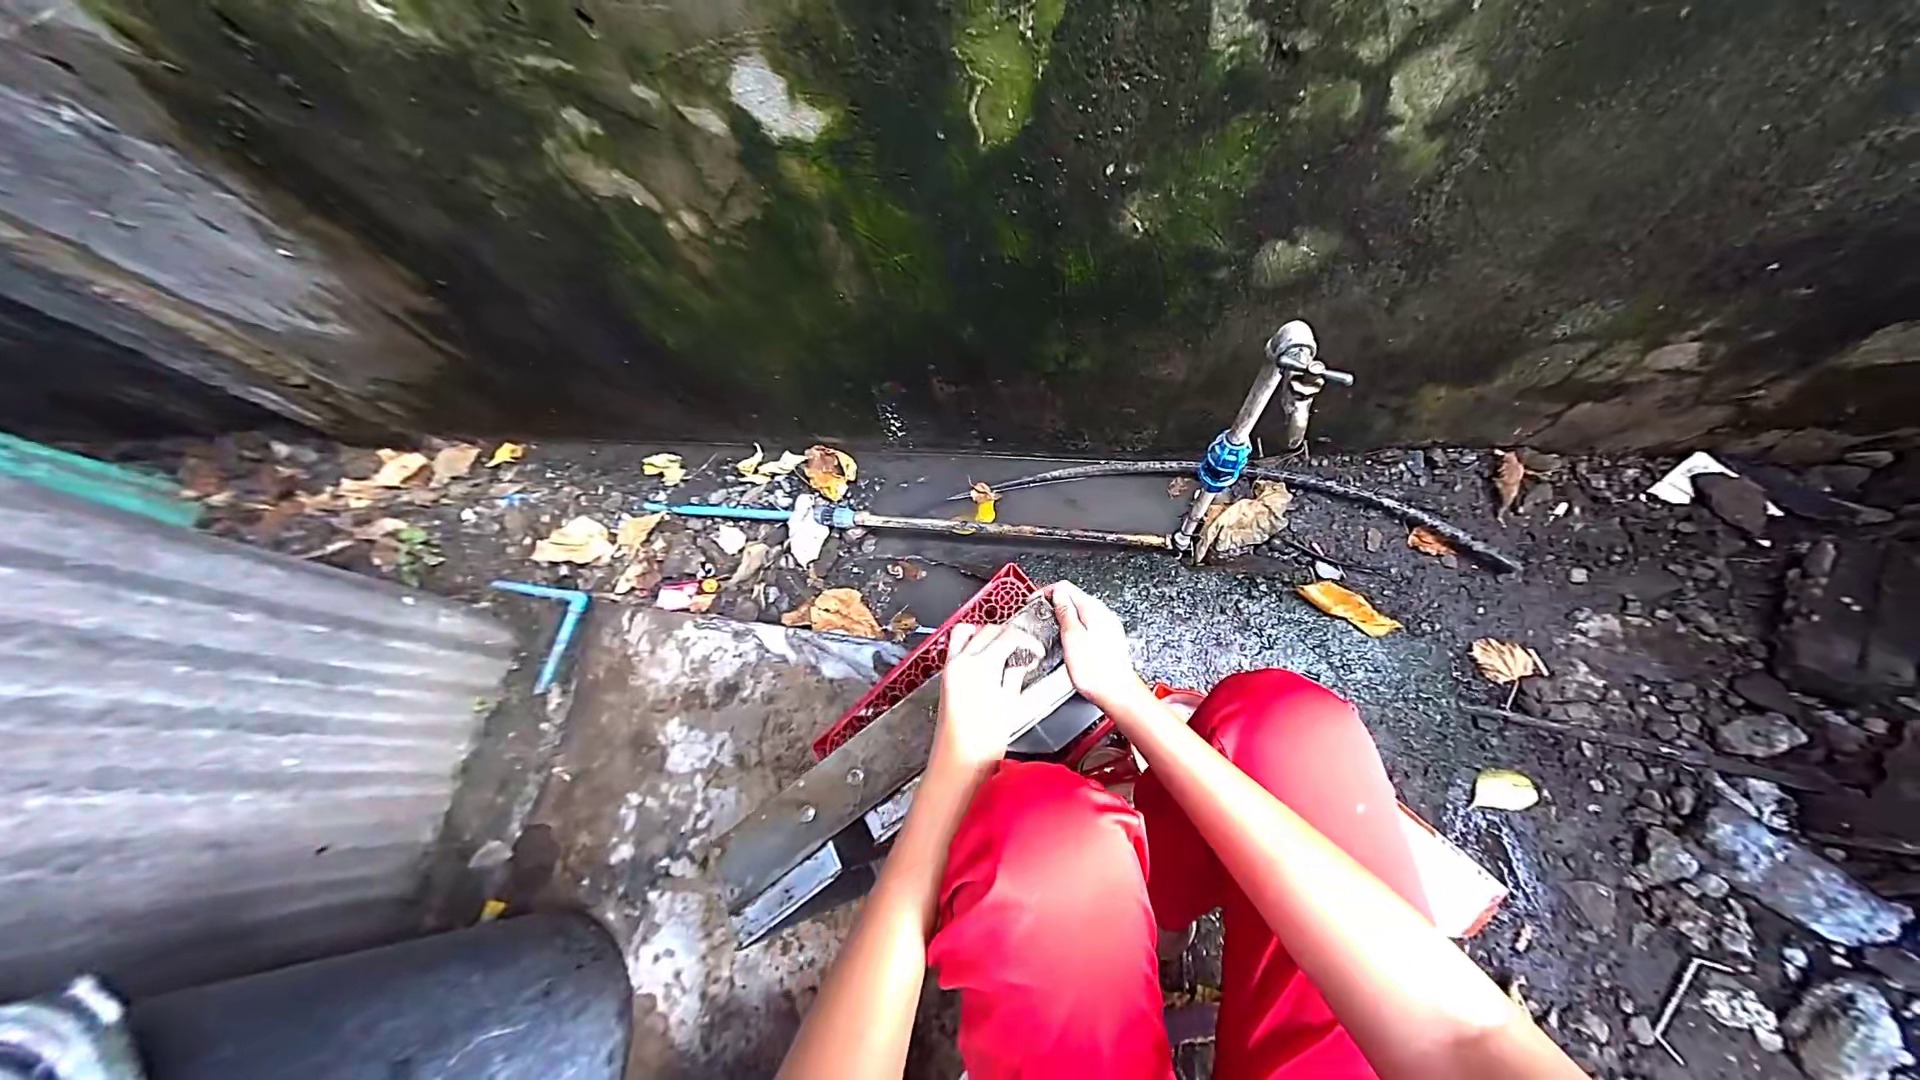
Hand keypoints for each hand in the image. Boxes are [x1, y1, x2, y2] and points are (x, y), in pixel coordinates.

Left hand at [931, 621, 1042, 771]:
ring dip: (987, 634)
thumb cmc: (981, 744)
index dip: (1027, 640)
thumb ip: (1014, 676)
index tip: (1036, 649)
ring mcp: (951, 668)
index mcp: (980, 666)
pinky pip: (958, 648)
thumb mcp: (1009, 706)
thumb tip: (1021, 663)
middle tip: (1025, 648)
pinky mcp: (946, 678)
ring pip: (967, 633)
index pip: (1007, 636)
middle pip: (987, 629)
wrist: (957, 764)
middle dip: (1009, 634)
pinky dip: (973, 645)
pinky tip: (988, 661)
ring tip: (1005, 649)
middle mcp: (961, 662)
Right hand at [1049, 581, 1147, 712]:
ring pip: (1080, 611)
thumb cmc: (1096, 671)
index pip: (1065, 587)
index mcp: (1093, 610)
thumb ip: (1064, 612)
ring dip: (1063, 614)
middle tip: (1039, 613)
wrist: (1118, 694)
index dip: (1046, 592)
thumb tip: (1057, 595)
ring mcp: (1107, 626)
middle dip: (1054, 602)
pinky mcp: (1108, 638)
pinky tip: (1068, 639)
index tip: (1034, 601)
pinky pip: (1087, 623)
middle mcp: (1103, 614)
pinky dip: (1074, 626)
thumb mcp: (1072, 638)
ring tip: (1050, 625)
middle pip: (1073, 597)